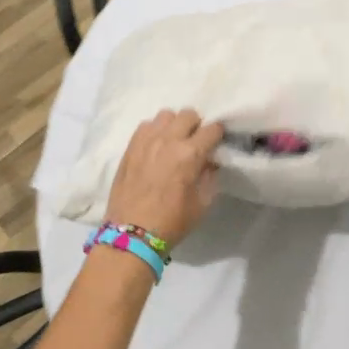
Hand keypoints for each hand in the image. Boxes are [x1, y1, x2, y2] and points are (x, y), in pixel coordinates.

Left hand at [105, 109, 224, 246]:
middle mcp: (169, 140)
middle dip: (197, 125)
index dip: (218, 135)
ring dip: (174, 125)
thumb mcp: (203, 203)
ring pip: (166, 115)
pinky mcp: (130, 146)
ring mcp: (147, 141)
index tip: (217, 143)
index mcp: (190, 154)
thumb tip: (210, 162)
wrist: (132, 234)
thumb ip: (210, 176)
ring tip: (174, 141)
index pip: (212, 129)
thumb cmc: (172, 221)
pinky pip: (146, 125)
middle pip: (189, 114)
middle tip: (196, 142)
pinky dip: (155, 130)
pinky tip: (156, 146)